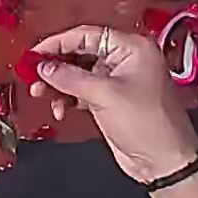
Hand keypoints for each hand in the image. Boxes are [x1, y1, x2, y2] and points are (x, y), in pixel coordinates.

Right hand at [27, 25, 197, 183]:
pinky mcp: (111, 100)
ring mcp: (118, 81)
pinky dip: (68, 99)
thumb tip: (43, 66)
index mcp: (132, 48)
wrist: (164, 162)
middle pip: (81, 53)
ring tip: (40, 94)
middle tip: (33, 75)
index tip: (35, 53)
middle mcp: (125, 60)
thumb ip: (70, 78)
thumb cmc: (146, 123)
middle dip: (56, 65)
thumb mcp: (105, 96)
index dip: (59, 42)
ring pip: (78, 74)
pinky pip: (82, 91)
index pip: (88, 35)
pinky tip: (60, 110)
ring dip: (58, 84)